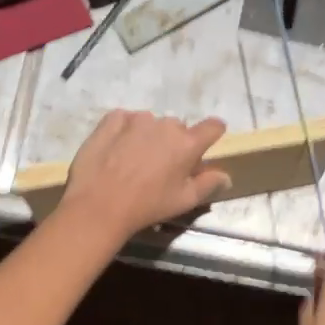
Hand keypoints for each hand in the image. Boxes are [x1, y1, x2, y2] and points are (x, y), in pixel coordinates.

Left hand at [58, 110, 231, 239]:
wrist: (99, 204)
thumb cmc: (147, 206)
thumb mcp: (184, 201)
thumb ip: (208, 184)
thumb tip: (225, 176)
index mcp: (187, 143)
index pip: (213, 126)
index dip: (213, 133)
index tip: (206, 144)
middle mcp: (165, 125)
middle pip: (178, 129)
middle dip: (174, 143)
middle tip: (161, 167)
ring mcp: (137, 119)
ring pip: (151, 124)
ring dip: (149, 136)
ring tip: (135, 161)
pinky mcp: (112, 120)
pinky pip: (126, 120)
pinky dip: (126, 130)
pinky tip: (118, 150)